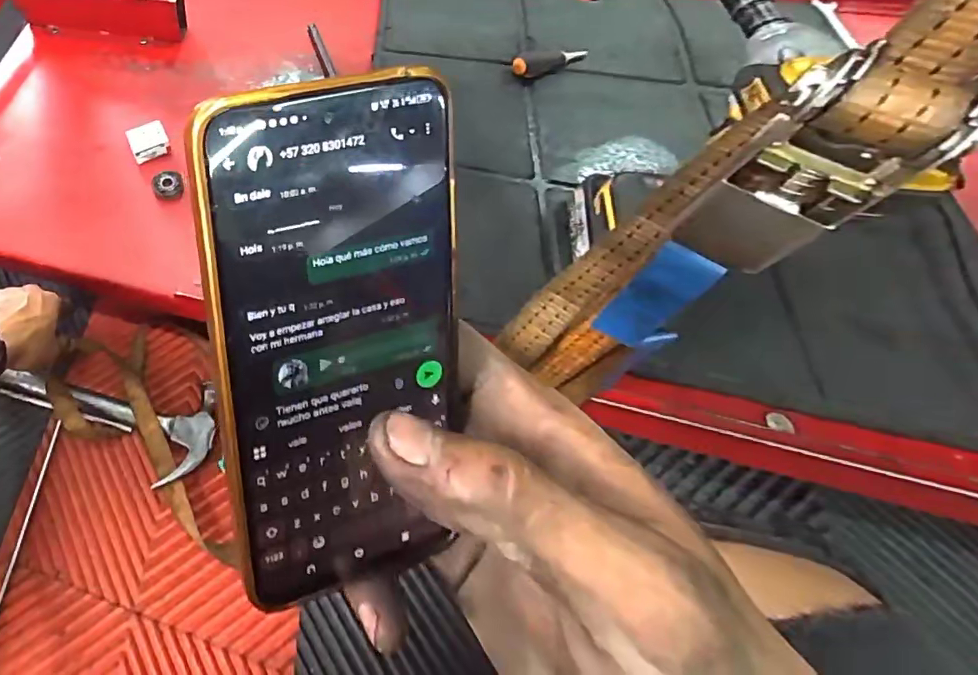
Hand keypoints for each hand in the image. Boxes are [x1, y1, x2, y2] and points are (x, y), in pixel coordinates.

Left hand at [0, 285, 63, 371]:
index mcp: (53, 300)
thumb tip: (67, 342)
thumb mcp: (50, 354)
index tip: (59, 330)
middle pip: (40, 302)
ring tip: (14, 332)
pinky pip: (2, 305)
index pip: (64, 307)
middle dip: (39, 314)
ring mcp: (11, 290)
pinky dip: (3, 315)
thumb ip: (62, 345)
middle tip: (35, 332)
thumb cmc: (23, 345)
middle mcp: (34, 290)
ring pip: (20, 302)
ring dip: (20, 313)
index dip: (62, 320)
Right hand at [346, 324, 810, 674]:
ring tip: (300, 524)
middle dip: (346, 415)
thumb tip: (394, 431)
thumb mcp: (619, 571)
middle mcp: (490, 452)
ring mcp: (469, 511)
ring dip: (346, 497)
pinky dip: (369, 574)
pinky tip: (372, 615)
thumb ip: (515, 498)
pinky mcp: (456, 566)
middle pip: (401, 407)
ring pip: (386, 476)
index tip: (317, 341)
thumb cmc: (697, 647)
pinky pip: (392, 548)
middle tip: (279, 430)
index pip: (449, 348)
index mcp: (529, 422)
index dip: (387, 332)